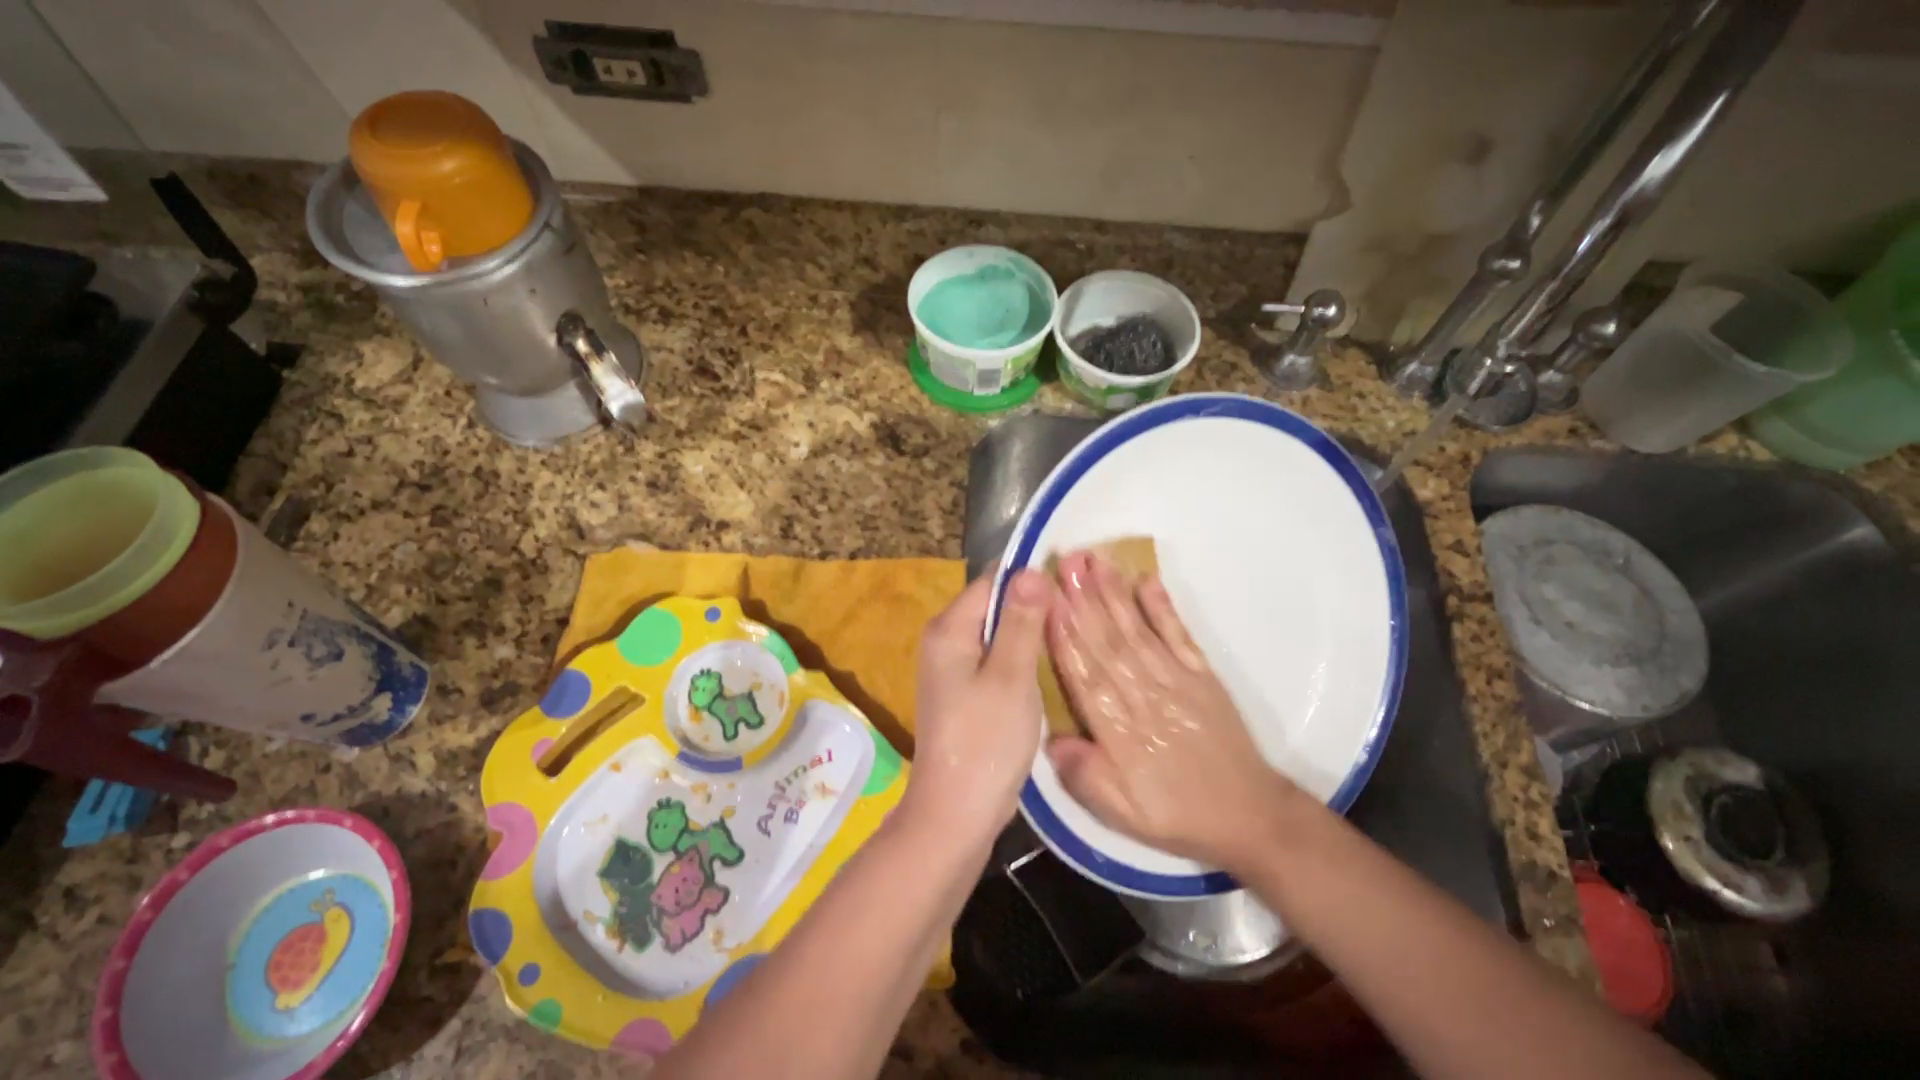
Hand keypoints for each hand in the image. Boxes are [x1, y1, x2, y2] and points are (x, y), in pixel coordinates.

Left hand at [903, 567, 1055, 841]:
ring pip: (999, 637)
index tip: (1075, 582)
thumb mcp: (1011, 677)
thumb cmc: (985, 741)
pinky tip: (1051, 671)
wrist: (956, 813)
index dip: (1031, 578)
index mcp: (949, 630)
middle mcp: (945, 643)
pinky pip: (997, 664)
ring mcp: (953, 672)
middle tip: (1083, 611)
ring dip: (1031, 636)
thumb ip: (1021, 622)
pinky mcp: (966, 697)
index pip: (992, 582)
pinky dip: (1022, 663)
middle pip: (995, 607)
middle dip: (1034, 607)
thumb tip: (1031, 569)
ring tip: (1075, 636)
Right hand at [1045, 551, 1308, 869]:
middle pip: (1108, 641)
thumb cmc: (1174, 814)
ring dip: (1114, 594)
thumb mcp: (1120, 812)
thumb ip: (1084, 775)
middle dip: (1083, 599)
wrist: (1247, 815)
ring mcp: (1176, 682)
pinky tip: (1146, 580)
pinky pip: (1179, 636)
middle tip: (1064, 560)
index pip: (1084, 673)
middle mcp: (1145, 696)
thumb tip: (1051, 739)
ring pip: (1137, 631)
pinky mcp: (1202, 676)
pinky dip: (1163, 607)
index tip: (1046, 599)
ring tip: (1094, 559)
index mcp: (1119, 729)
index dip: (1063, 635)